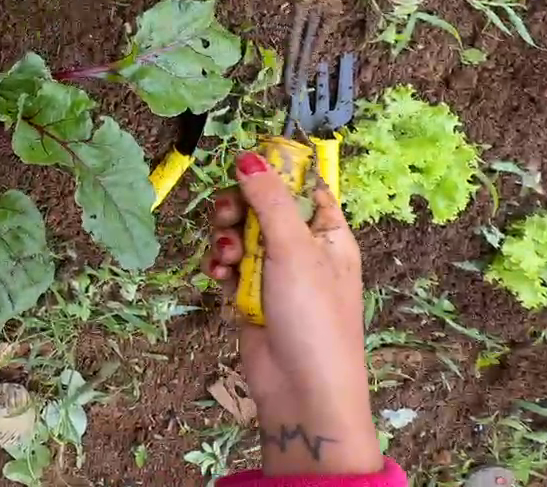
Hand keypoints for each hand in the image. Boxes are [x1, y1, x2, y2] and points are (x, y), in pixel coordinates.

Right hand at [202, 153, 381, 476]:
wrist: (300, 390)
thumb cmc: (312, 316)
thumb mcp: (293, 249)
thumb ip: (269, 199)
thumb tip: (248, 155)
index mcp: (327, 234)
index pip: (303, 186)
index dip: (275, 171)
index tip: (243, 162)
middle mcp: (302, 247)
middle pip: (260, 204)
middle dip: (237, 208)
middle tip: (227, 217)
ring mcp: (275, 270)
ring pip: (238, 231)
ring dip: (225, 239)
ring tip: (226, 259)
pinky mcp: (249, 290)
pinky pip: (227, 260)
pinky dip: (219, 264)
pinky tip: (219, 277)